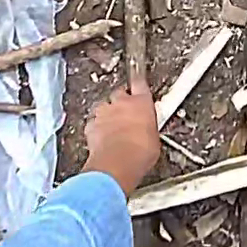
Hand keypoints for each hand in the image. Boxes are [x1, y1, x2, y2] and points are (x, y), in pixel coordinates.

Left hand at [83, 72, 159, 196]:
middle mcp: (122, 103)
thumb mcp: (154, 139)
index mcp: (141, 102)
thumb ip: (149, 128)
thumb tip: (149, 135)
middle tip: (125, 111)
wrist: (118, 164)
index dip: (138, 82)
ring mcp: (104, 113)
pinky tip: (100, 136)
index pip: (139, 83)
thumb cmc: (139, 152)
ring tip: (112, 125)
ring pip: (102, 106)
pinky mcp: (92, 126)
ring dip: (106, 113)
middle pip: (118, 92)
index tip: (138, 82)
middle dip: (120, 100)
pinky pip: (92, 122)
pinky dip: (95, 127)